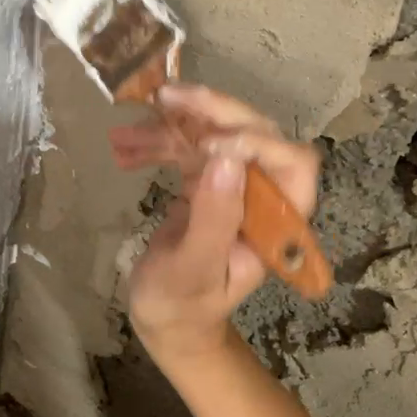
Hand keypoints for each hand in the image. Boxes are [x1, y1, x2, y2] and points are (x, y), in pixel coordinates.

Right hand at [111, 84, 320, 363]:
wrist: (163, 320)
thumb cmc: (180, 306)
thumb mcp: (191, 269)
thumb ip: (213, 218)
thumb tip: (225, 158)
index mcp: (275, 224)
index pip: (291, 165)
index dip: (257, 143)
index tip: (209, 142)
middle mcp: (262, 198)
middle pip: (254, 136)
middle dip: (213, 112)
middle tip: (166, 96)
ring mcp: (233, 188)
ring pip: (217, 135)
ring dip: (176, 122)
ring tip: (134, 116)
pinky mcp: (205, 186)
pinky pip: (189, 149)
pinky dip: (158, 141)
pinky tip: (125, 144)